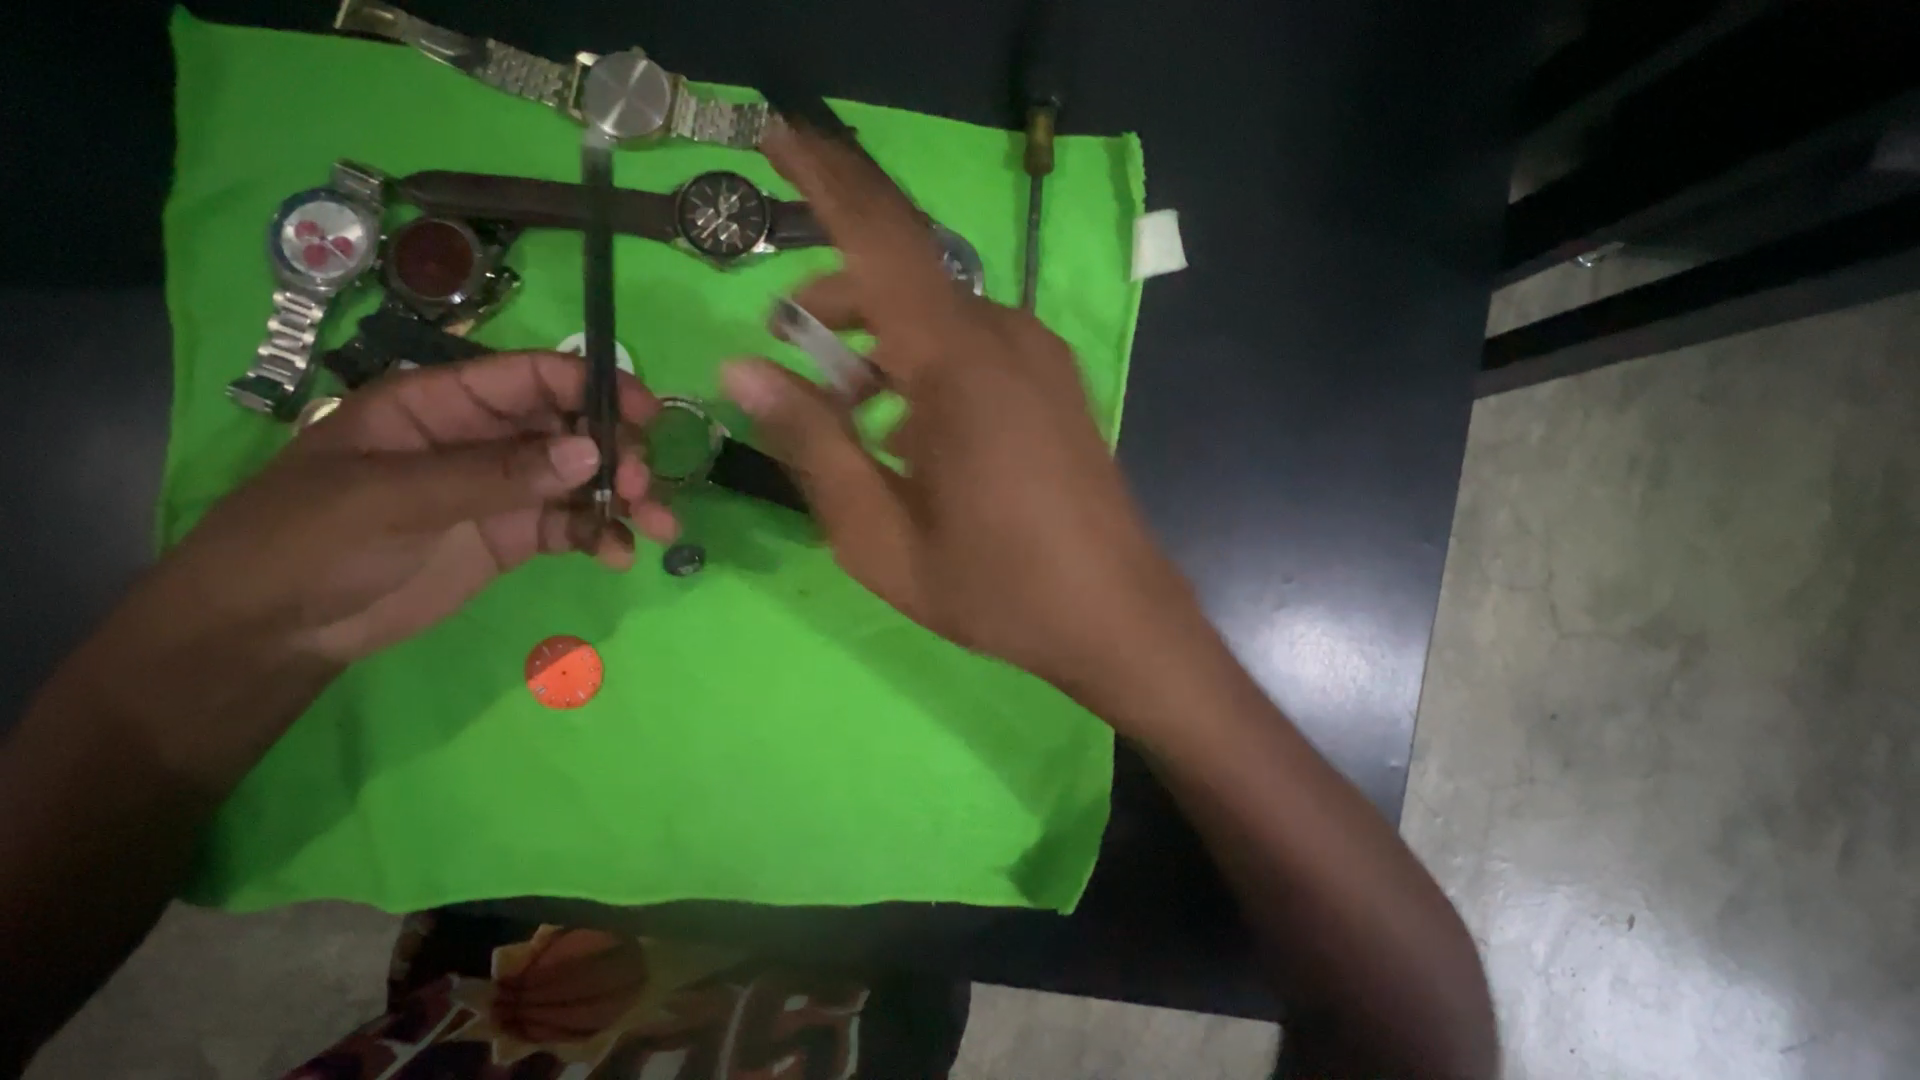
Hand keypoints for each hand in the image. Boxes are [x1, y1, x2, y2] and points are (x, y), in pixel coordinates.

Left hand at [144, 352, 675, 665]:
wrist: (271, 629)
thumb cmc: (306, 541)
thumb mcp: (392, 498)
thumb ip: (494, 474)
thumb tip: (590, 452)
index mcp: (441, 403)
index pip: (532, 377)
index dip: (593, 385)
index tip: (646, 416)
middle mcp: (481, 437)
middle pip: (571, 427)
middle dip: (618, 452)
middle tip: (645, 488)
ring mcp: (500, 489)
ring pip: (582, 478)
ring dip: (626, 497)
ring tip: (659, 528)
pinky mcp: (512, 537)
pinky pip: (572, 526)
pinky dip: (603, 536)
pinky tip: (621, 557)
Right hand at [723, 123, 1196, 698]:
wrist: (1117, 617)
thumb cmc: (995, 588)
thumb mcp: (878, 535)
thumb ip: (810, 444)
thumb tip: (742, 369)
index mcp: (957, 365)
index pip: (880, 238)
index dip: (825, 177)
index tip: (779, 131)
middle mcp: (1003, 337)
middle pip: (904, 274)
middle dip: (836, 293)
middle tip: (787, 343)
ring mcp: (1038, 357)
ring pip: (938, 311)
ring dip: (878, 336)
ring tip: (840, 403)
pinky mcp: (1053, 382)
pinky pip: (973, 343)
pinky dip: (922, 361)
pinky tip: (905, 427)